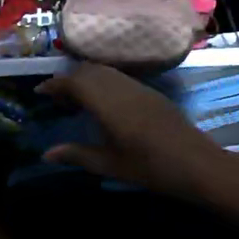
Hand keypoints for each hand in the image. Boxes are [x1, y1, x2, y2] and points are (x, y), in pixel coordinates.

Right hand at [38, 64, 238, 199]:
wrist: (198, 164)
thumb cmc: (151, 168)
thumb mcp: (110, 165)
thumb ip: (77, 155)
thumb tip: (47, 153)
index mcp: (109, 104)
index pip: (75, 82)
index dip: (55, 84)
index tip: (40, 92)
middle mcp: (122, 88)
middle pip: (89, 71)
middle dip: (69, 79)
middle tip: (56, 98)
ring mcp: (140, 88)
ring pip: (106, 72)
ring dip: (87, 79)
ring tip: (75, 101)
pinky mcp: (151, 93)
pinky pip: (120, 78)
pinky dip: (104, 83)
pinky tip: (102, 104)